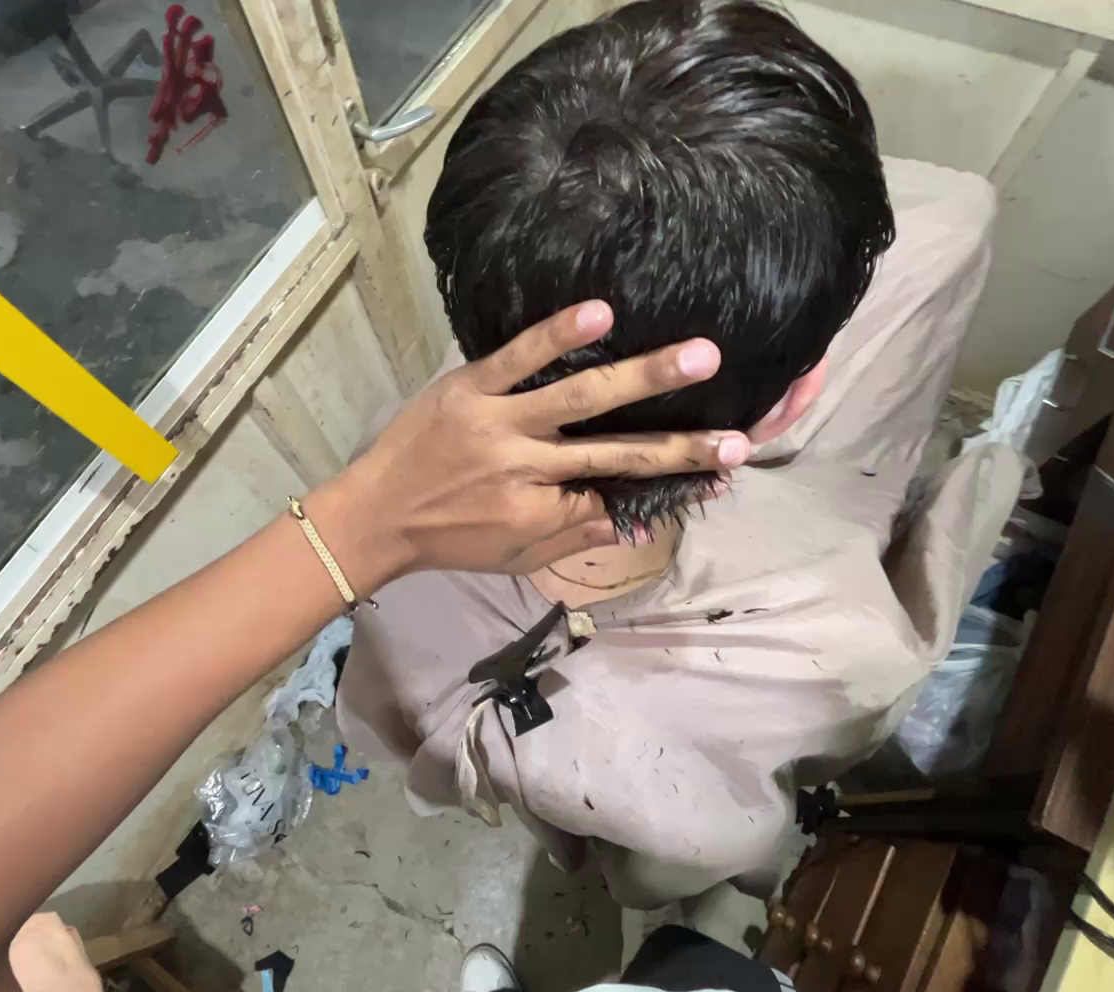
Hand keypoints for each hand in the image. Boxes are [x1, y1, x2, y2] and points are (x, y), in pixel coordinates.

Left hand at [307, 300, 749, 583]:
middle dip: (682, 448)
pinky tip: (601, 311)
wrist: (372, 517)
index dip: (673, 484)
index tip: (725, 469)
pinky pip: (517, 358)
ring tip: (701, 356)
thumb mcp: (515, 557)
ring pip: (579, 399)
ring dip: (644, 379)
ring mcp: (497, 424)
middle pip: (617, 455)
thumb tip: (639, 520)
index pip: (619, 496)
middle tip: (740, 438)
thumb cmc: (449, 541)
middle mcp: (526, 471)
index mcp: (539, 515)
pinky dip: (557, 335)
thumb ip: (575, 537)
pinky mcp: (468, 388)